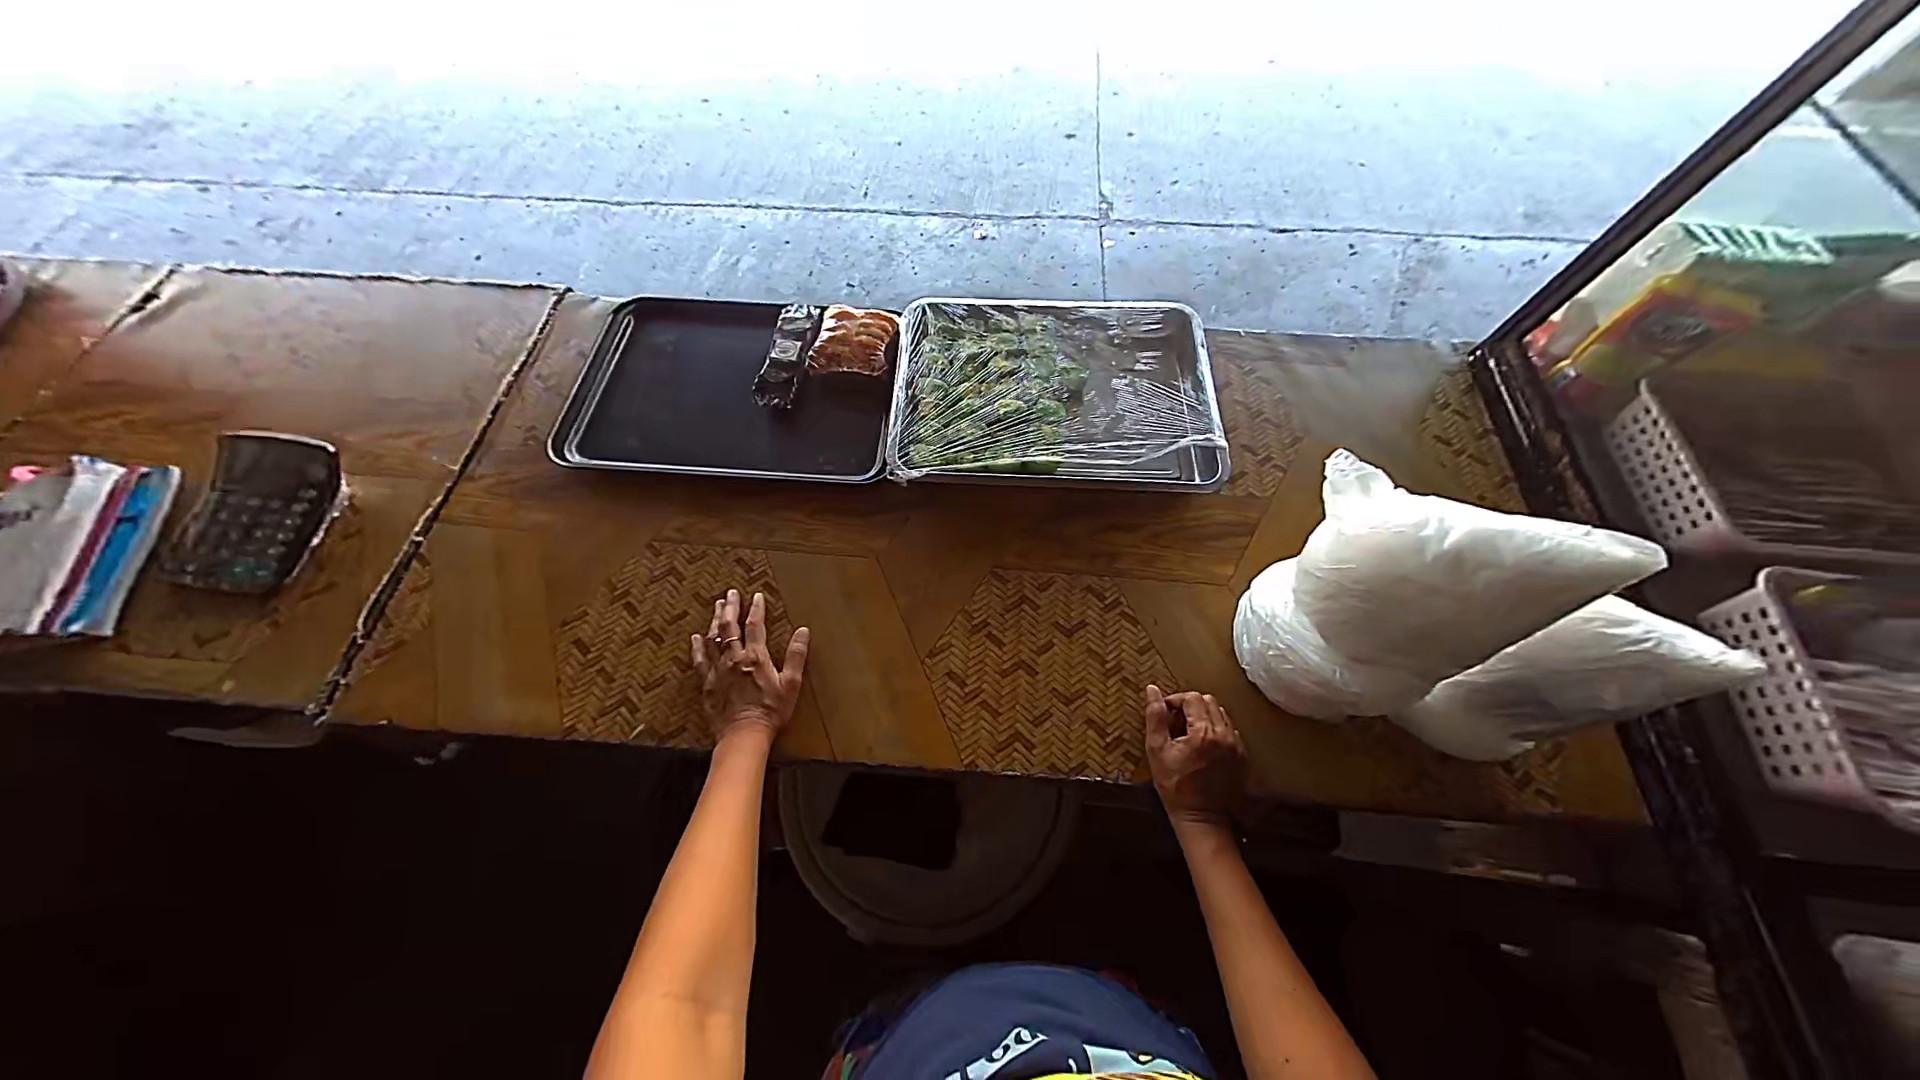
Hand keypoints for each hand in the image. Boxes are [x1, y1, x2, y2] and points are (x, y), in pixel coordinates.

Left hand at [691, 589, 810, 741]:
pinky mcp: (707, 683)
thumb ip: (796, 656)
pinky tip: (696, 637)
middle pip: (730, 627)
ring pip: (714, 639)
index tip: (756, 595)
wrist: (744, 734)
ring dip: (716, 621)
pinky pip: (699, 660)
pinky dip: (698, 647)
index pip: (755, 625)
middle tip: (731, 593)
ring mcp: (718, 670)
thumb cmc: (771, 711)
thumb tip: (803, 631)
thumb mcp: (791, 683)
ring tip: (717, 607)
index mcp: (755, 656)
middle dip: (731, 607)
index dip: (756, 608)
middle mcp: (734, 658)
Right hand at [1144, 685, 1246, 828]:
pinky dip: (1215, 729)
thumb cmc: (1175, 787)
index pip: (1192, 698)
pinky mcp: (1242, 756)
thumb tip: (1152, 690)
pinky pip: (1229, 730)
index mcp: (1203, 732)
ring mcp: (1236, 745)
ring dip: (1203, 716)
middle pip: (1208, 701)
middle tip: (1175, 722)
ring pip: (1220, 714)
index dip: (1175, 700)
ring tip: (1189, 733)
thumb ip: (1155, 717)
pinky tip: (1203, 745)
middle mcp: (1224, 735)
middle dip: (1190, 706)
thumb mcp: (1157, 750)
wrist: (1202, 818)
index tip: (1165, 713)